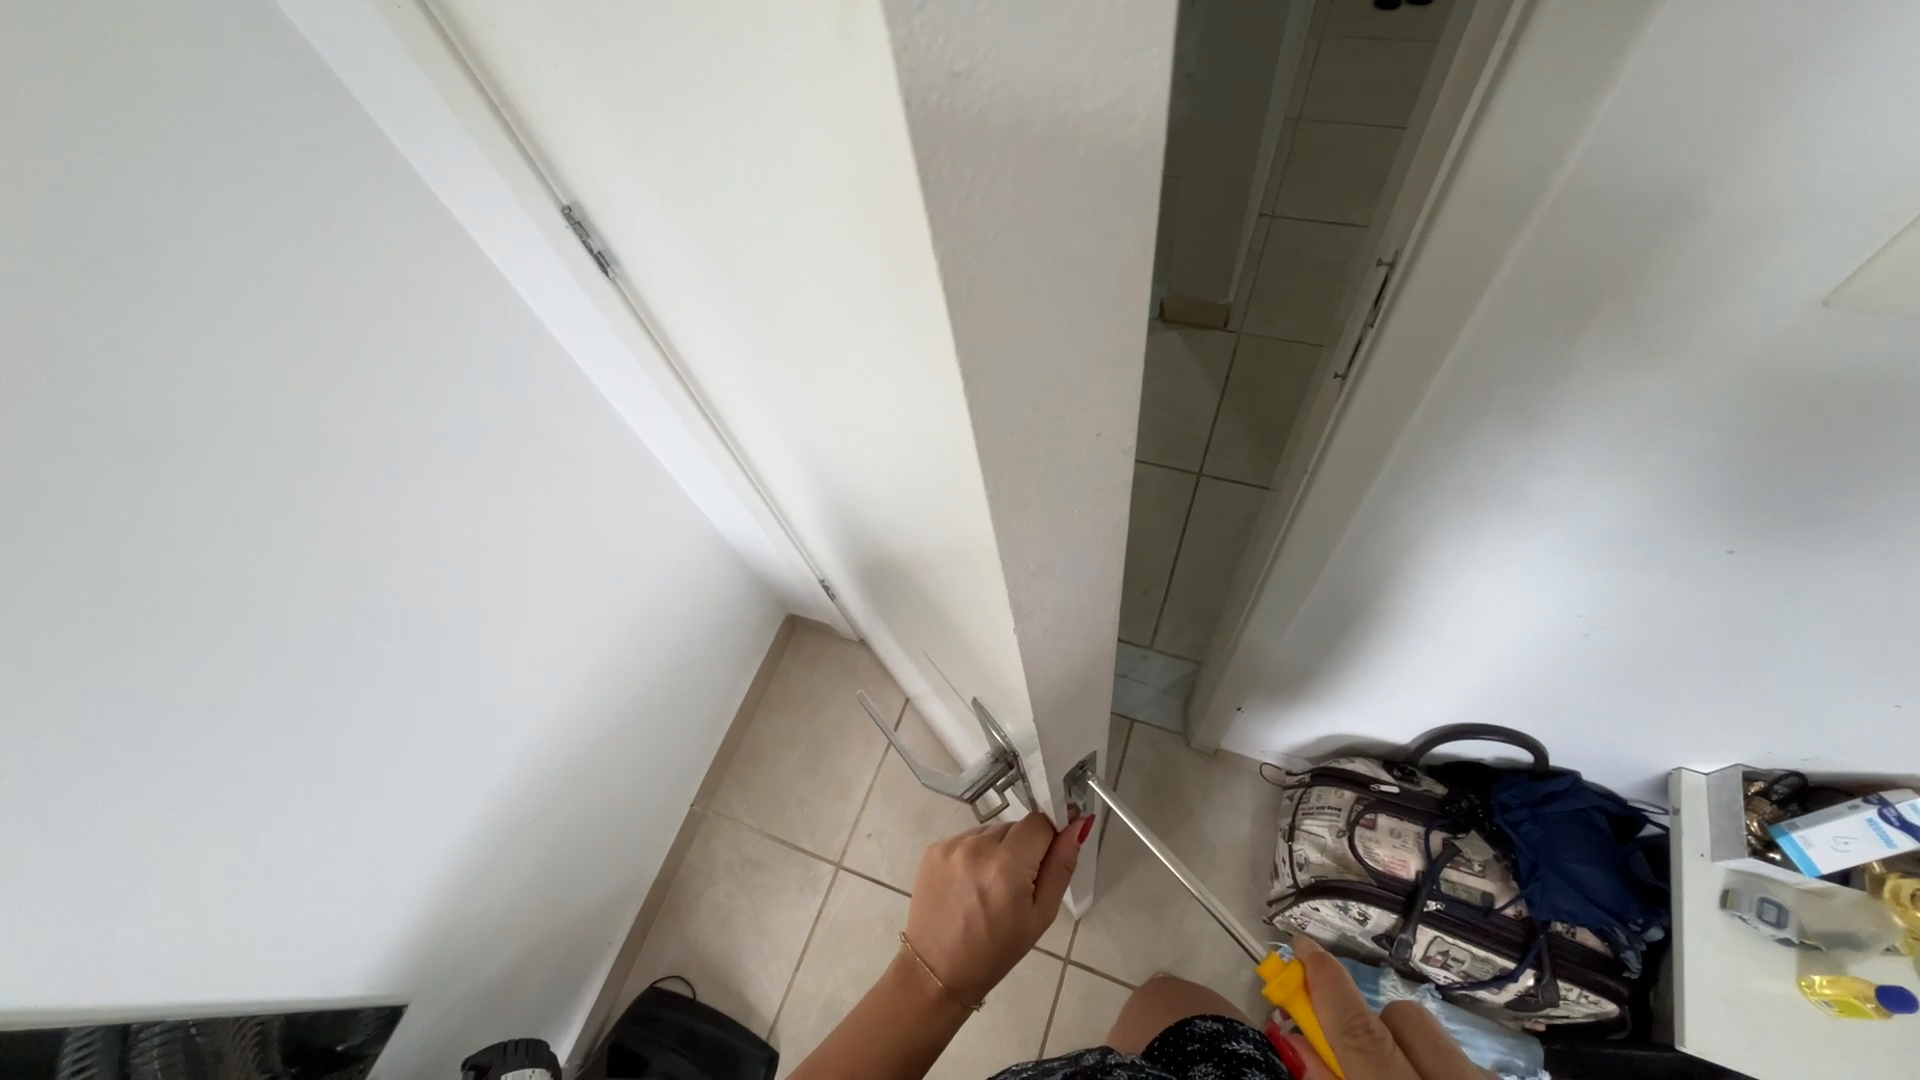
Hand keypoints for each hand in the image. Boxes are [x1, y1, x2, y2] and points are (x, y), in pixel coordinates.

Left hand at [901, 809, 1093, 1004]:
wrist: (937, 970)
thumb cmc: (996, 951)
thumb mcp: (1040, 915)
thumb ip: (1061, 865)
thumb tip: (1078, 824)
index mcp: (1007, 865)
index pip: (1040, 822)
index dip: (1050, 835)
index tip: (1050, 854)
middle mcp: (976, 846)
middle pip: (1015, 827)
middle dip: (1024, 848)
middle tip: (1018, 885)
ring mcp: (951, 845)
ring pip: (991, 832)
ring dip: (999, 850)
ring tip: (991, 888)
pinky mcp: (934, 848)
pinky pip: (968, 839)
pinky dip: (975, 855)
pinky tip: (970, 885)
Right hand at [1282, 937, 1492, 1079]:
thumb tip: (1299, 1038)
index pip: (1361, 1034)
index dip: (1327, 986)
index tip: (1302, 945)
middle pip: (1406, 1018)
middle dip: (1376, 1025)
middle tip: (1362, 1061)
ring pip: (1441, 1040)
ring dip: (1413, 1054)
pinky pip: (1469, 1064)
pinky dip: (1442, 1073)